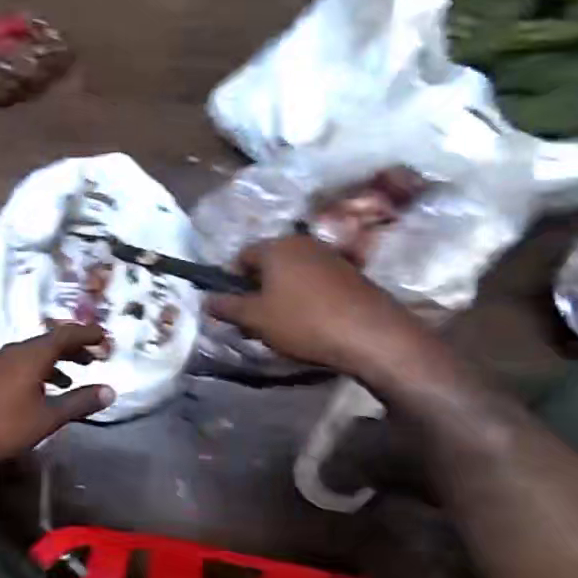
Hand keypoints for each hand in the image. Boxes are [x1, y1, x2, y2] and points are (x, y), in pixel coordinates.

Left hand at [0, 324, 114, 469]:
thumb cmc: (1, 424)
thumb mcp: (46, 418)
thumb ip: (79, 402)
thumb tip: (110, 390)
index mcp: (32, 354)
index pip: (66, 334)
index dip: (88, 334)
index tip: (106, 337)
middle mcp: (15, 352)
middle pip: (49, 342)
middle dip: (74, 348)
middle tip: (95, 357)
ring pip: (34, 355)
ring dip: (56, 362)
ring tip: (73, 376)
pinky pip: (21, 365)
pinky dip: (39, 372)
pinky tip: (40, 392)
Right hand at [207, 234, 428, 376]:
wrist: (372, 335)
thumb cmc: (303, 321)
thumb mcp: (254, 318)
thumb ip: (226, 307)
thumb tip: (205, 300)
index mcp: (276, 246)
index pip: (241, 257)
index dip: (231, 281)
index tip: (232, 307)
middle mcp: (303, 243)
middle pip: (268, 263)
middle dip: (257, 288)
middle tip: (254, 318)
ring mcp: (331, 256)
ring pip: (293, 273)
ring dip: (283, 294)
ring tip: (282, 324)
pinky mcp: (352, 274)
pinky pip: (316, 282)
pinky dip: (307, 298)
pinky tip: (310, 323)